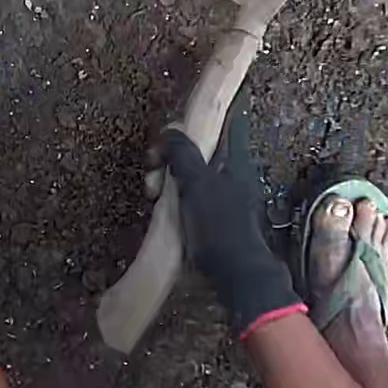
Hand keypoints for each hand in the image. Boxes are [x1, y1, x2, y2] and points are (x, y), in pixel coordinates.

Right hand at [162, 88, 303, 338]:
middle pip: (198, 147)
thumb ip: (182, 153)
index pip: (226, 121)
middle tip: (152, 167)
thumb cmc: (219, 225)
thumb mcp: (196, 184)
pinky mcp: (213, 212)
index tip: (180, 115)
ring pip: (190, 170)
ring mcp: (223, 192)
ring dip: (167, 175)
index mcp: (234, 159)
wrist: (236, 273)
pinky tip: (159, 204)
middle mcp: (231, 171)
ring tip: (152, 192)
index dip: (204, 113)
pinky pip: (189, 191)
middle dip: (170, 153)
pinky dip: (173, 192)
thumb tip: (170, 129)